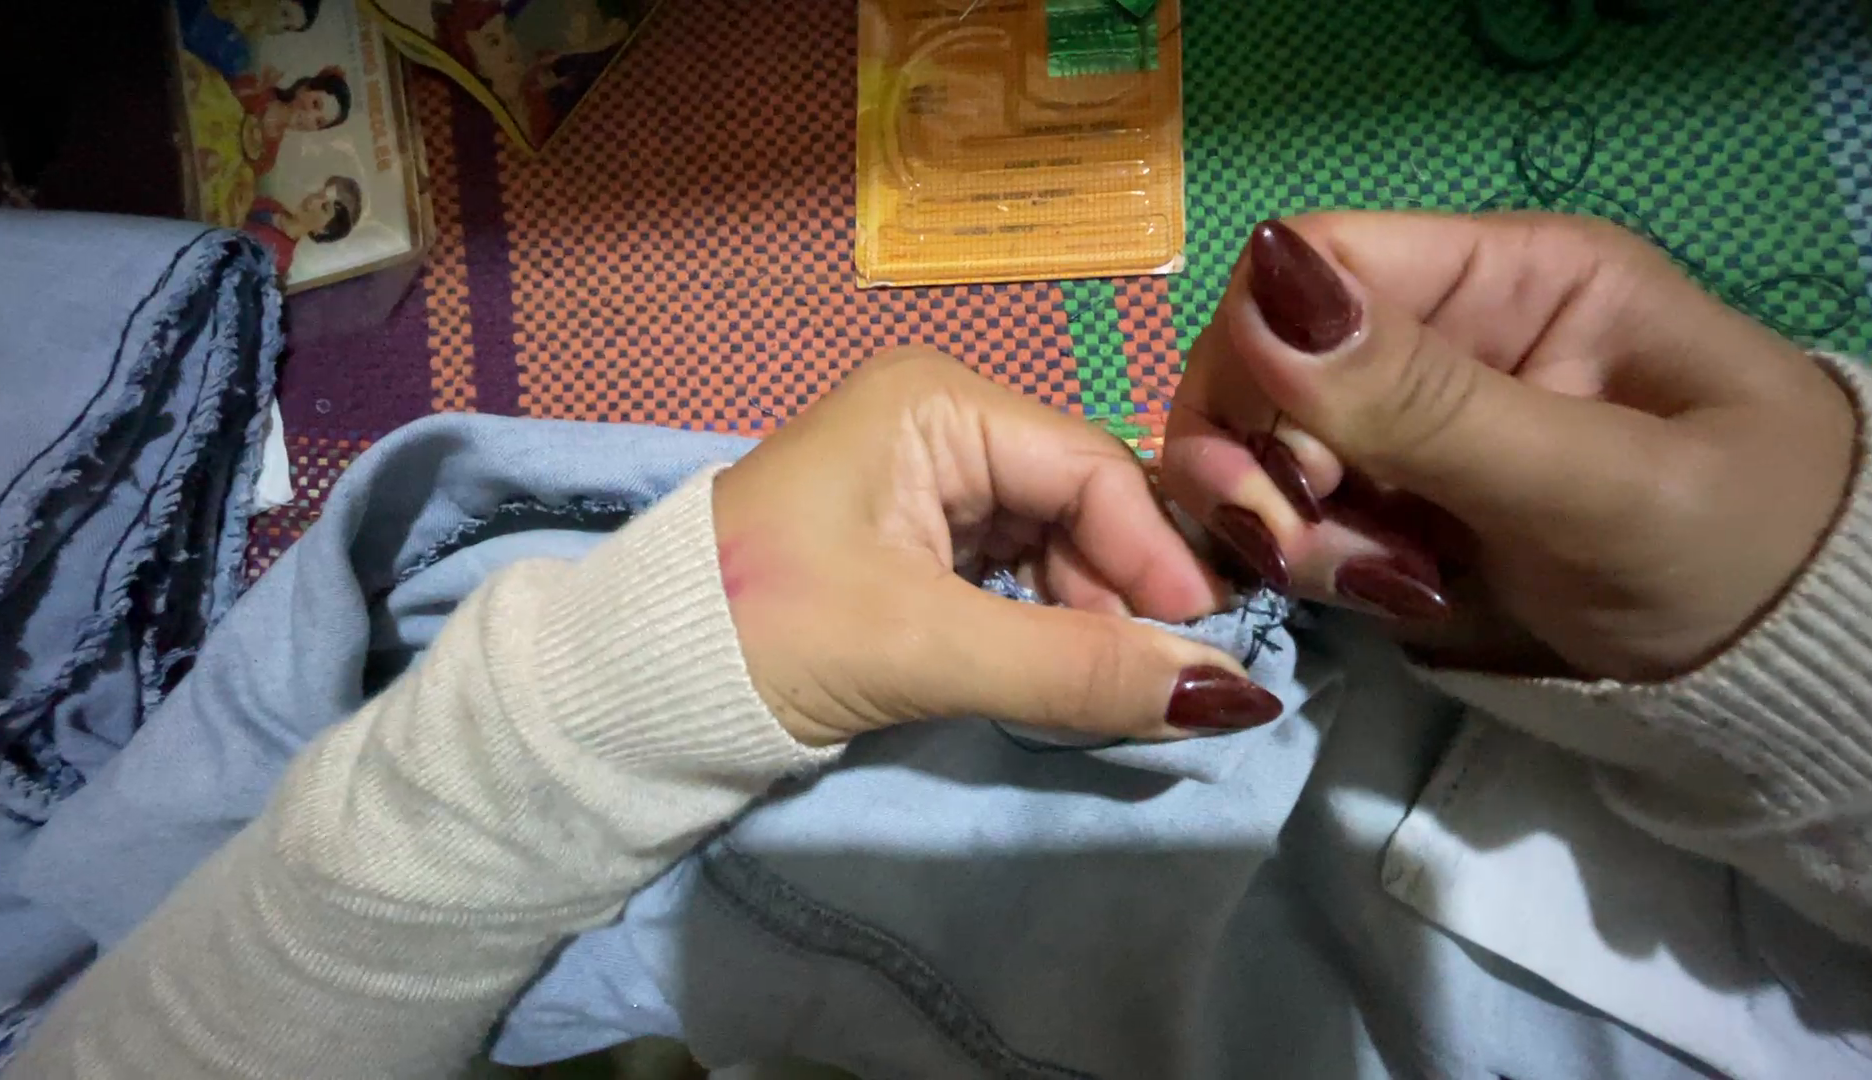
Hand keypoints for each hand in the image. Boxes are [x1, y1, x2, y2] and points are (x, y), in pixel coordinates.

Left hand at [713, 348, 1283, 746]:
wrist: (641, 680)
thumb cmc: (765, 632)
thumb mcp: (921, 646)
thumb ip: (1071, 670)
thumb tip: (1230, 697)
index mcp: (937, 404)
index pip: (1091, 467)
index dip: (1156, 556)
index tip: (1204, 644)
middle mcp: (941, 426)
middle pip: (1077, 504)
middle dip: (1119, 592)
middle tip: (1150, 679)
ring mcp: (928, 481)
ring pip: (1051, 542)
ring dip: (1085, 615)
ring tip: (1101, 686)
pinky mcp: (916, 538)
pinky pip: (1011, 571)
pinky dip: (1042, 622)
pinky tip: (1054, 667)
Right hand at [1161, 212, 1857, 680]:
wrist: (1746, 662)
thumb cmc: (1729, 549)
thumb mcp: (1598, 480)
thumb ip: (1429, 401)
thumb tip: (1265, 303)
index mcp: (1492, 278)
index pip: (1307, 259)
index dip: (1261, 351)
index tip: (1302, 470)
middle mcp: (1408, 337)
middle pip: (1243, 361)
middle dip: (1251, 465)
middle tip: (1303, 548)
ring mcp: (1370, 419)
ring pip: (1237, 444)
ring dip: (1273, 524)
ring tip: (1373, 579)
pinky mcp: (1349, 490)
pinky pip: (1260, 508)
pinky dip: (1290, 557)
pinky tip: (1372, 588)